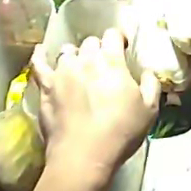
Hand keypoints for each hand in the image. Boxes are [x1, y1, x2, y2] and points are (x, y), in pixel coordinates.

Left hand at [31, 29, 159, 184]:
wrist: (83, 155)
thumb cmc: (120, 133)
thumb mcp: (149, 111)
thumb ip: (151, 85)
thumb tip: (148, 72)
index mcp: (111, 62)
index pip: (113, 35)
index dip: (118, 39)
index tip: (121, 48)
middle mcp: (85, 60)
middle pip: (90, 43)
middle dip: (97, 50)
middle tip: (102, 66)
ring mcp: (62, 72)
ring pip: (67, 52)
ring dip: (75, 56)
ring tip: (79, 68)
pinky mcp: (46, 86)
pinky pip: (39, 63)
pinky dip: (40, 55)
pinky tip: (42, 51)